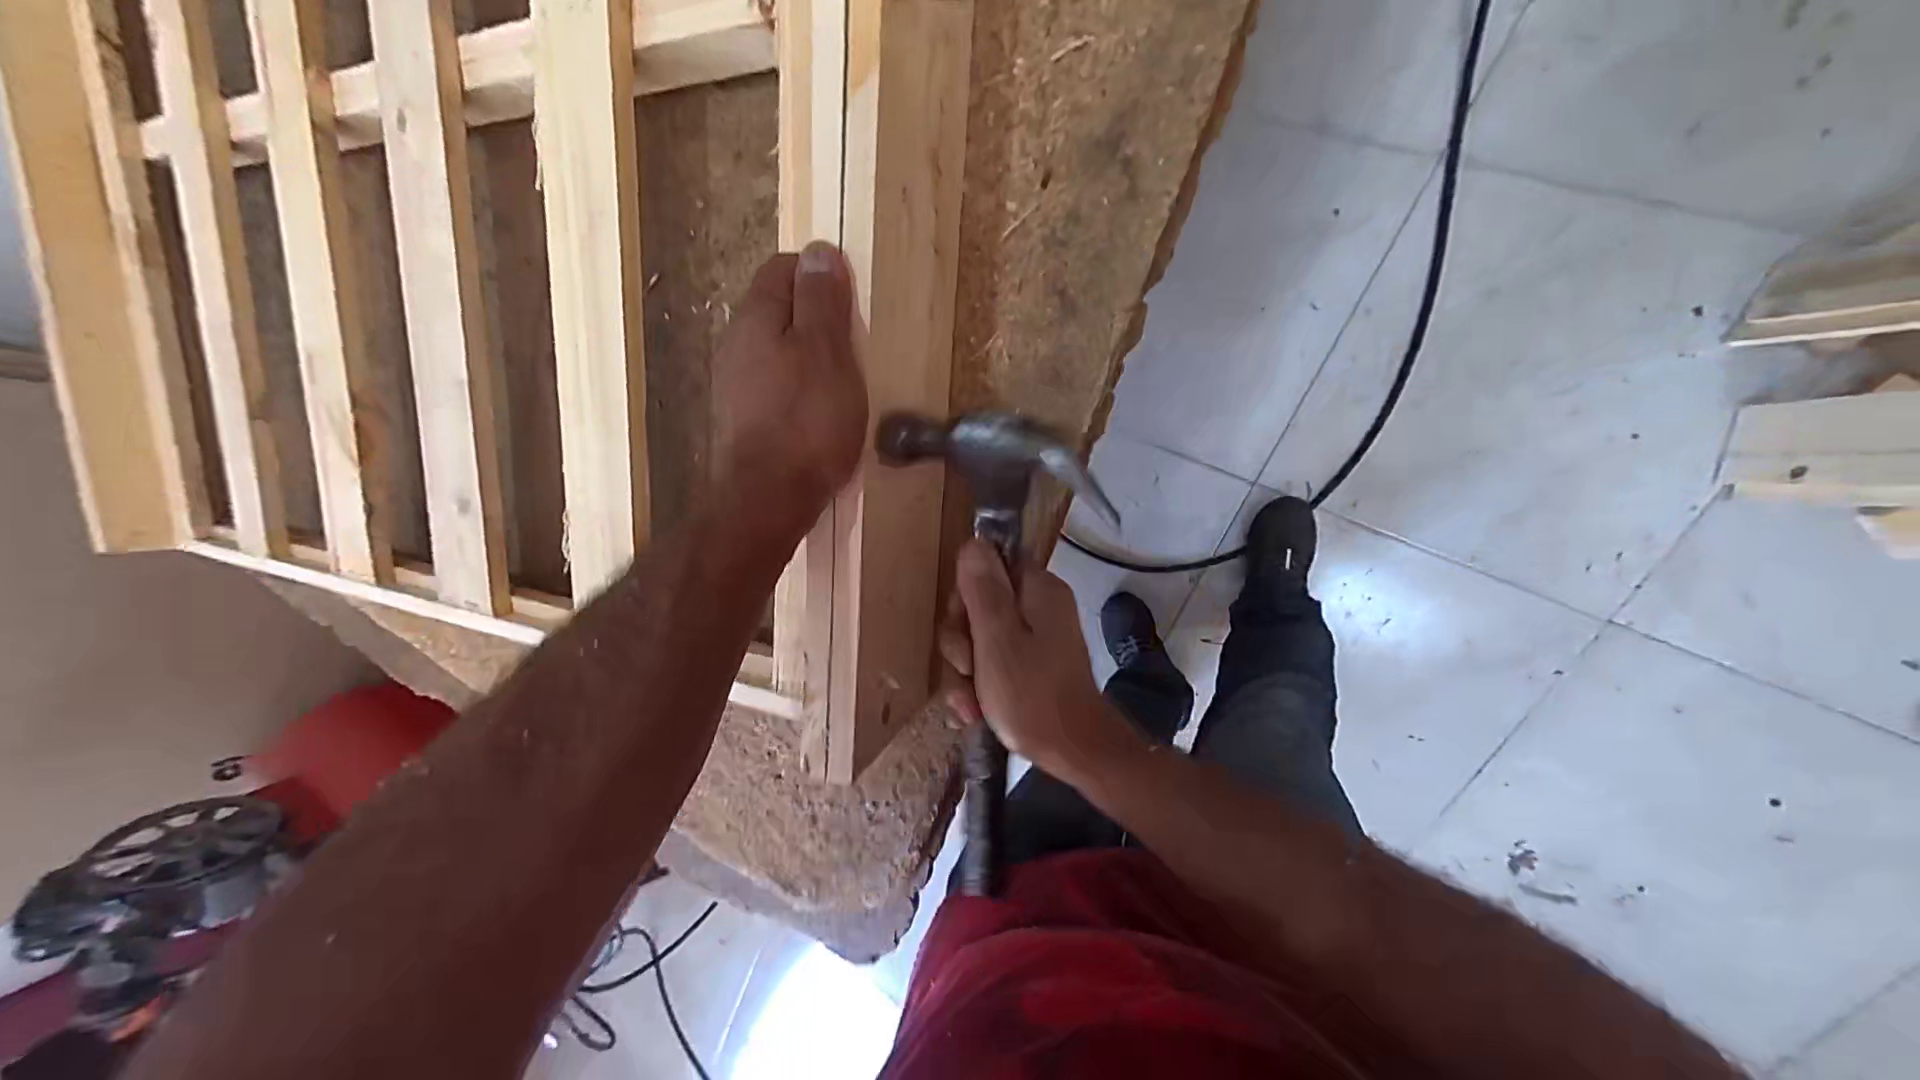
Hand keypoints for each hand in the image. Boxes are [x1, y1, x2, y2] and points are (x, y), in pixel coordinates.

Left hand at [713, 243, 868, 522]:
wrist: (767, 498)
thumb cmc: (807, 420)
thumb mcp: (828, 352)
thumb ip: (823, 301)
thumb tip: (818, 251)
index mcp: (757, 318)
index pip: (783, 269)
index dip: (819, 275)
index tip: (851, 302)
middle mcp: (735, 344)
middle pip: (777, 311)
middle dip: (814, 319)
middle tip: (852, 346)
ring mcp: (733, 386)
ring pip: (774, 352)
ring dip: (807, 358)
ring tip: (841, 384)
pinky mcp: (740, 422)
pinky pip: (772, 388)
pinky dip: (797, 390)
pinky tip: (816, 416)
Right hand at [939, 540, 1136, 778]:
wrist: (1073, 752)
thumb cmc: (1032, 694)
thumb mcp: (996, 639)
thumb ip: (982, 589)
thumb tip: (973, 542)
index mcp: (1037, 590)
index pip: (988, 566)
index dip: (965, 596)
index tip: (963, 627)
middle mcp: (1038, 607)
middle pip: (978, 606)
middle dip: (961, 643)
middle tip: (966, 669)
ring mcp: (1036, 638)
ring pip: (980, 640)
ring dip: (965, 672)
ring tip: (970, 703)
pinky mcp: (1031, 666)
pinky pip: (993, 663)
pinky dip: (979, 687)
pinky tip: (974, 712)